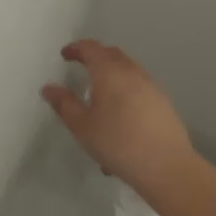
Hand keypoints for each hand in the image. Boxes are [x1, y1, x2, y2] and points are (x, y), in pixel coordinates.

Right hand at [41, 39, 197, 191]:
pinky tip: (121, 113)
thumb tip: (49, 88)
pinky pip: (140, 86)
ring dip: (113, 72)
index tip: (65, 55)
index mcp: (109, 72)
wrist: (166, 166)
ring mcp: (151, 86)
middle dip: (95, 56)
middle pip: (112, 54)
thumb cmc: (117, 143)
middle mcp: (132, 72)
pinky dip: (126, 88)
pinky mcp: (163, 102)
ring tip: (101, 92)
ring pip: (128, 69)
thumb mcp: (82, 126)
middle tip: (82, 66)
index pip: (91, 48)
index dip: (76, 48)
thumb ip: (64, 104)